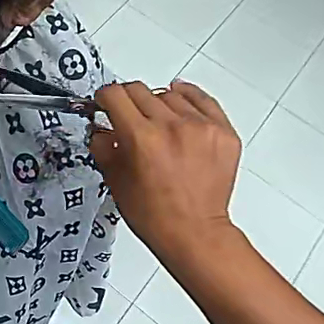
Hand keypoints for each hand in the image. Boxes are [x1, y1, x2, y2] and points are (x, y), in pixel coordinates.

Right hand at [88, 80, 242, 265]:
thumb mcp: (116, 181)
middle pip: (140, 90)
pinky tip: (180, 102)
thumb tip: (100, 129)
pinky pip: (203, 100)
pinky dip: (188, 99)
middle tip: (127, 115)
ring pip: (170, 94)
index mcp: (141, 138)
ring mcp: (200, 127)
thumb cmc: (157, 216)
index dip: (104, 97)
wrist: (194, 232)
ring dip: (158, 103)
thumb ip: (104, 147)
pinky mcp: (222, 131)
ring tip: (157, 123)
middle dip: (128, 101)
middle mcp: (172, 127)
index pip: (115, 95)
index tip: (104, 103)